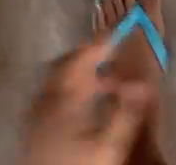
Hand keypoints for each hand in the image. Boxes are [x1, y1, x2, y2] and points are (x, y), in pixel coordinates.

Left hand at [20, 37, 153, 164]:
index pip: (81, 56)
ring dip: (77, 72)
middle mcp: (45, 96)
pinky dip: (66, 88)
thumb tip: (145, 85)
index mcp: (63, 95)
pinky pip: (49, 93)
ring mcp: (34, 111)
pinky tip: (80, 103)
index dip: (100, 41)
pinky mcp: (31, 125)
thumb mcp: (108, 144)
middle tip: (108, 55)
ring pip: (55, 78)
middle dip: (87, 55)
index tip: (117, 31)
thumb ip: (126, 113)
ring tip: (99, 82)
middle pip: (64, 63)